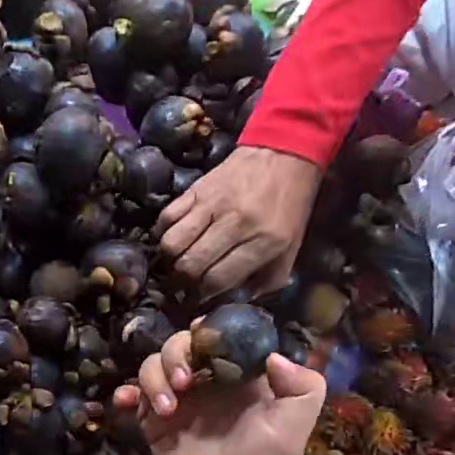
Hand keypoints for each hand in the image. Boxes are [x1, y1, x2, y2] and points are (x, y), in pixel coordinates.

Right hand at [111, 332, 325, 454]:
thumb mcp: (294, 426)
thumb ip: (302, 387)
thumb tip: (272, 355)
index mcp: (238, 375)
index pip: (218, 336)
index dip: (208, 329)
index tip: (203, 336)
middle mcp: (206, 382)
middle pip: (179, 345)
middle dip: (176, 354)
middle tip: (185, 382)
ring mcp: (178, 401)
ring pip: (153, 365)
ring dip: (153, 376)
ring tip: (167, 408)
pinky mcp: (154, 423)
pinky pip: (134, 396)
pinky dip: (126, 392)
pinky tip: (126, 401)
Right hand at [156, 146, 319, 298]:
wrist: (284, 154)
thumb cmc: (289, 206)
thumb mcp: (291, 247)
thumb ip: (269, 279)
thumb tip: (238, 300)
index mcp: (264, 241)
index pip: (219, 278)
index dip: (203, 295)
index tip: (199, 298)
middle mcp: (236, 223)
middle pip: (191, 264)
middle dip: (183, 282)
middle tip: (183, 285)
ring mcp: (212, 204)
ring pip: (172, 243)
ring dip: (169, 260)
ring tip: (175, 263)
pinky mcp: (196, 189)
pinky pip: (167, 217)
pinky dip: (163, 232)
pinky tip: (171, 238)